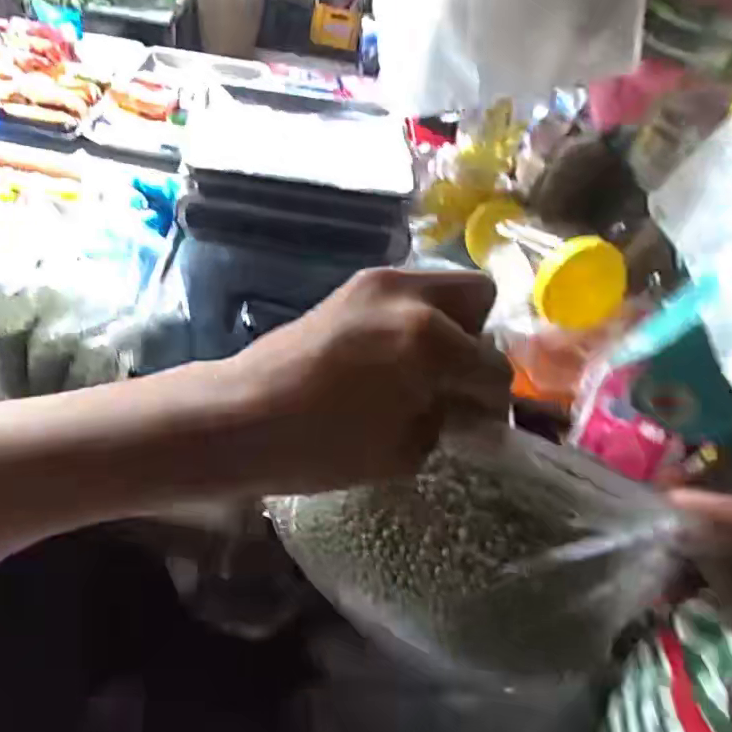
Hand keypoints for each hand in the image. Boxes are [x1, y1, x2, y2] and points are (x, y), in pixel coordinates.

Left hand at [224, 267, 510, 494]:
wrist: (240, 416)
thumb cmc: (320, 447)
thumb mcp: (403, 449)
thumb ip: (450, 419)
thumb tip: (468, 406)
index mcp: (428, 338)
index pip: (492, 365)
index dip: (491, 400)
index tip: (479, 421)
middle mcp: (408, 294)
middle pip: (478, 298)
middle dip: (476, 341)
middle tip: (452, 381)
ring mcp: (375, 282)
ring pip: (441, 287)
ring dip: (445, 324)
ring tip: (420, 368)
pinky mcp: (350, 287)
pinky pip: (404, 294)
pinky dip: (412, 319)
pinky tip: (389, 356)